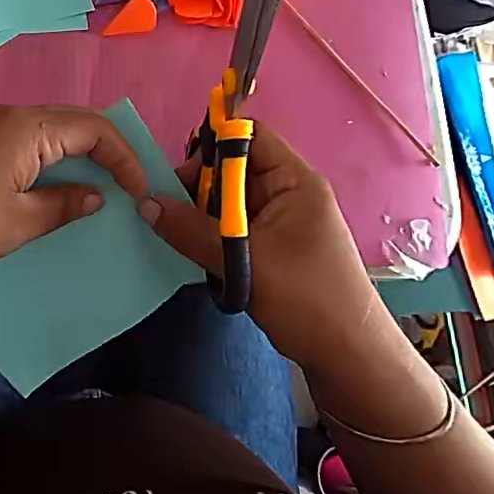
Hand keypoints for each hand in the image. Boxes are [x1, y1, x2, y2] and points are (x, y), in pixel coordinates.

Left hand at [0, 104, 149, 277]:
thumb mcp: (15, 224)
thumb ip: (63, 206)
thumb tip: (95, 196)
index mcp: (28, 129)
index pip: (96, 129)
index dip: (125, 157)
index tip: (140, 191)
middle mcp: (12, 116)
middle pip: (76, 122)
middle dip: (107, 150)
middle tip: (127, 184)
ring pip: (51, 130)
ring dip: (80, 153)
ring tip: (98, 185)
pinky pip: (28, 140)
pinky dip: (53, 158)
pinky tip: (54, 183)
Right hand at [140, 126, 392, 368]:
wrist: (348, 356)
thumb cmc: (306, 298)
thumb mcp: (245, 261)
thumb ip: (192, 230)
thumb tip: (145, 203)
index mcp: (295, 181)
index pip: (253, 137)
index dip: (215, 144)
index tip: (178, 173)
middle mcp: (288, 194)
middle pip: (236, 170)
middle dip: (200, 186)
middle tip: (167, 209)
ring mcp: (281, 223)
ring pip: (231, 203)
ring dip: (203, 215)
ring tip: (172, 231)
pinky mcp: (273, 249)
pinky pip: (235, 230)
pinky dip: (213, 236)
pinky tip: (191, 250)